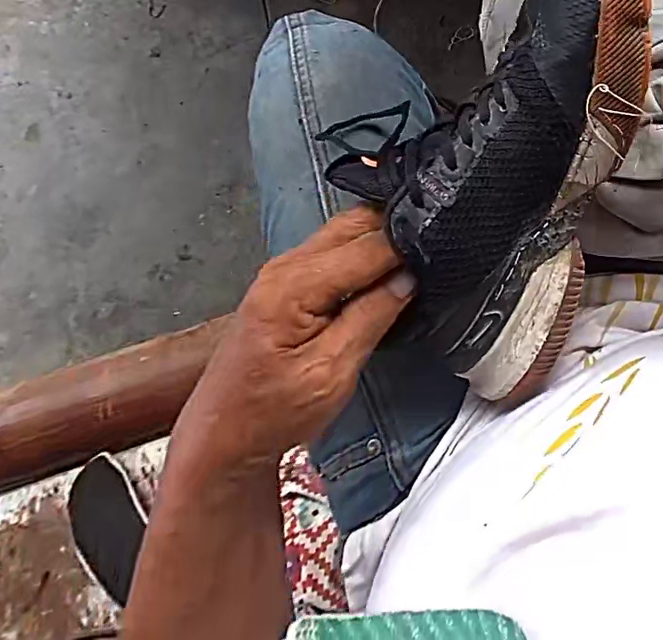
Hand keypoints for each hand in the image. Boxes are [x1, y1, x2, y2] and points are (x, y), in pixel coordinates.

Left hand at [172, 208, 412, 474]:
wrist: (221, 439)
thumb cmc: (270, 415)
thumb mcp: (332, 372)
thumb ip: (373, 315)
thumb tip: (410, 278)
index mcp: (294, 286)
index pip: (369, 246)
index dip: (408, 249)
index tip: (440, 256)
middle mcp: (286, 266)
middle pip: (357, 223)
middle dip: (399, 232)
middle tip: (433, 256)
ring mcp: (286, 270)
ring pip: (349, 229)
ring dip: (384, 240)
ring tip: (416, 264)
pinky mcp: (290, 280)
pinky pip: (338, 248)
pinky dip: (368, 251)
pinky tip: (387, 272)